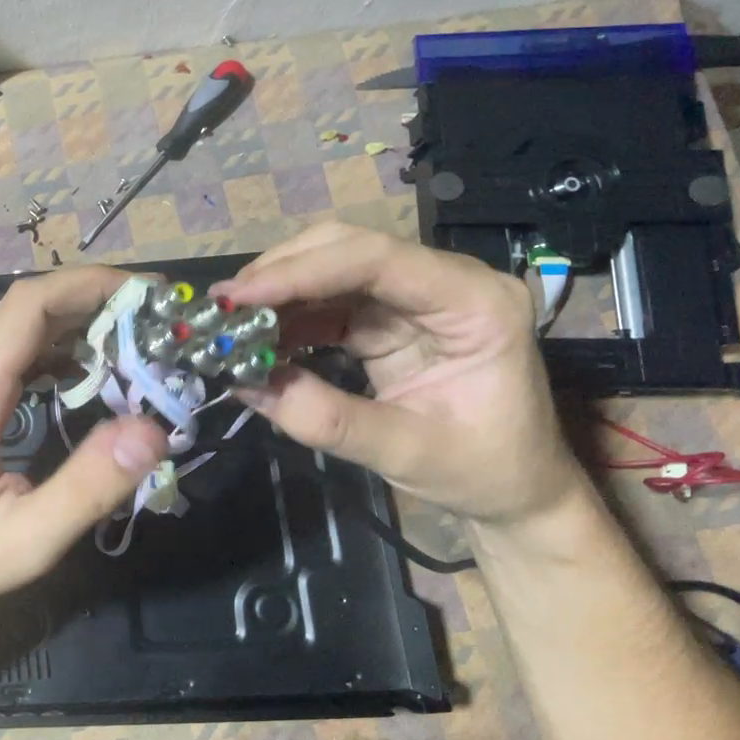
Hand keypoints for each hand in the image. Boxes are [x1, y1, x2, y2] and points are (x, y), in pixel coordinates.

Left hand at [0, 268, 168, 643]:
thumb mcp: (27, 540)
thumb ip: (88, 487)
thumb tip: (151, 430)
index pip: (27, 307)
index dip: (88, 285)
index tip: (147, 291)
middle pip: (28, 309)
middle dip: (95, 301)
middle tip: (156, 320)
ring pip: (21, 328)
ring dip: (79, 323)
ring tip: (137, 340)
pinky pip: (13, 352)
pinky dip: (59, 349)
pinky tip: (94, 370)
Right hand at [211, 222, 583, 523]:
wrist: (517, 491)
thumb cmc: (483, 471)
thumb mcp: (406, 453)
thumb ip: (328, 420)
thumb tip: (244, 384)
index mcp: (475, 303)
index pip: (378, 261)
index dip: (302, 271)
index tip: (239, 296)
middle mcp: (445, 282)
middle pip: (348, 248)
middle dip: (280, 273)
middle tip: (223, 308)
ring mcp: (414, 296)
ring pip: (329, 266)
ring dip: (275, 292)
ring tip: (227, 323)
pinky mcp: (387, 315)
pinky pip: (325, 301)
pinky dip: (285, 316)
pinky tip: (253, 337)